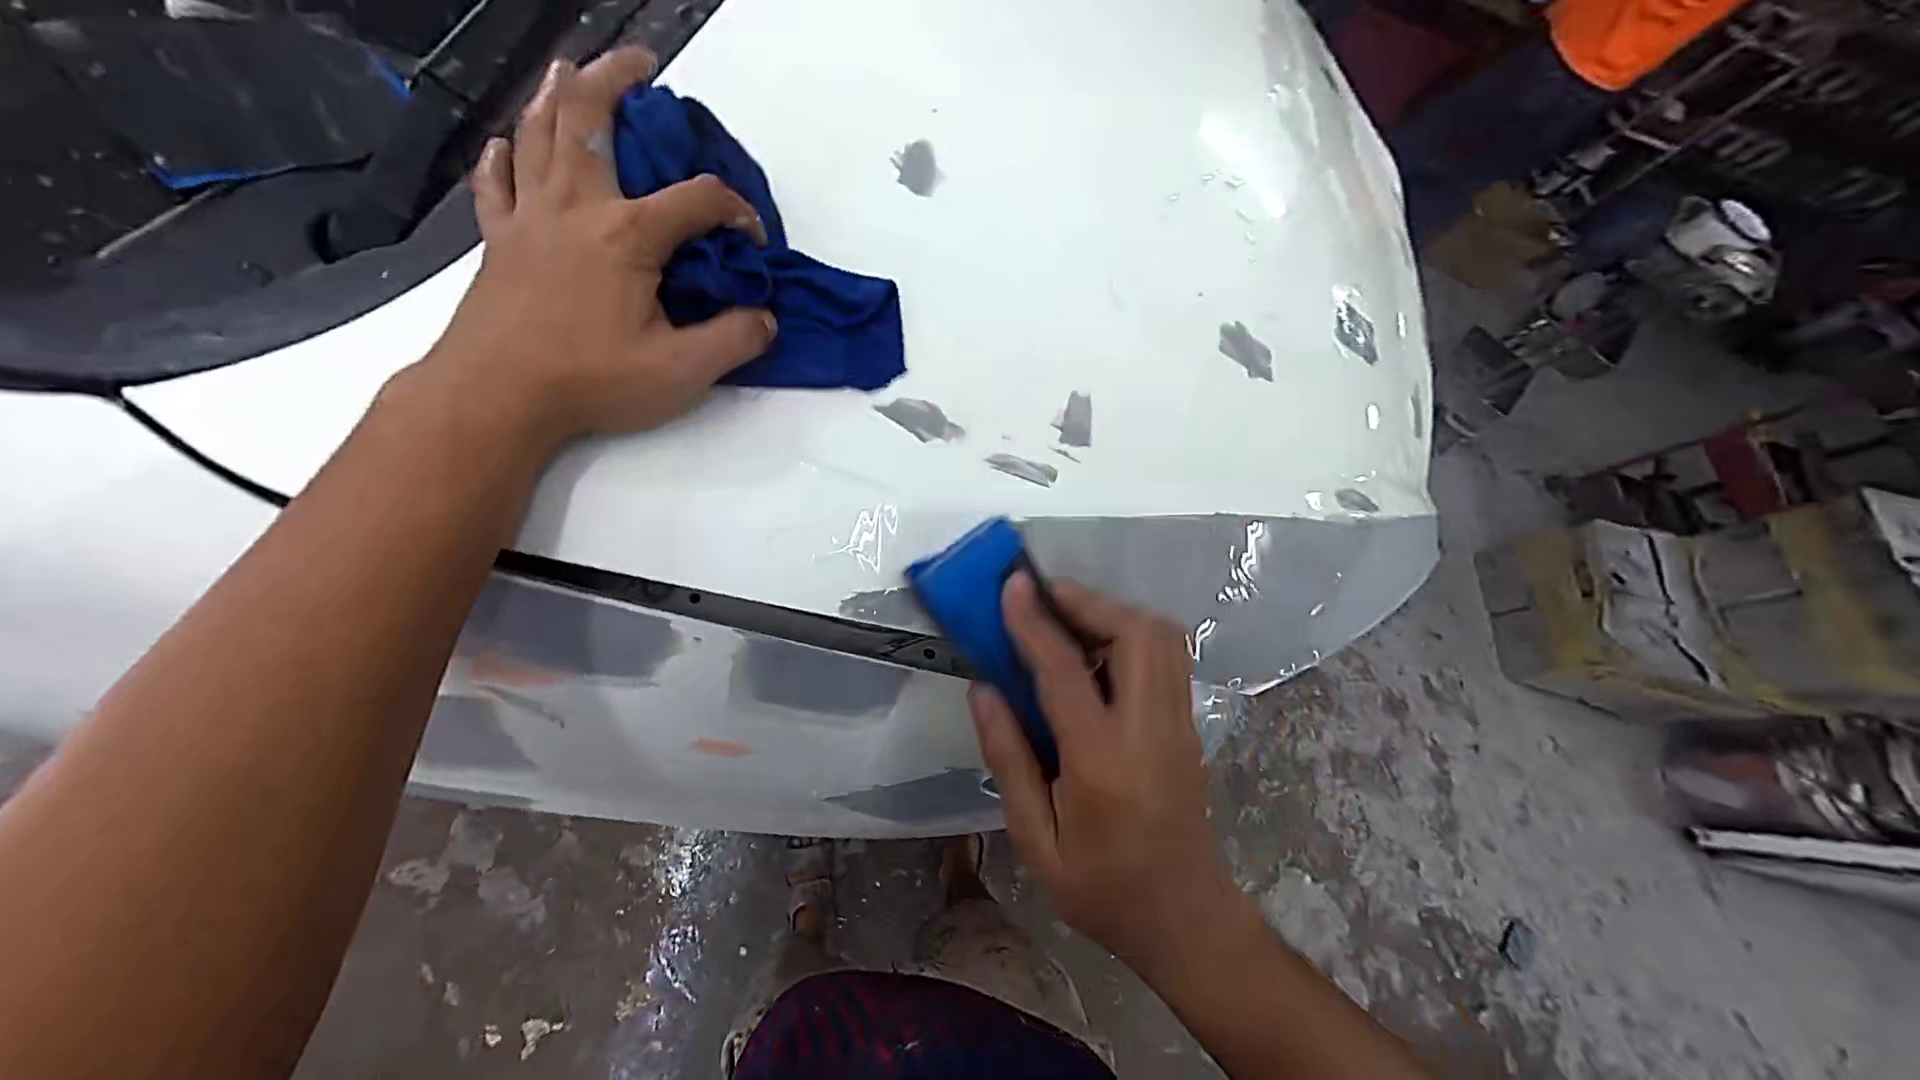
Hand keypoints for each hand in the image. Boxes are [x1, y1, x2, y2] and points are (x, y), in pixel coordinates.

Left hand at [417, 46, 775, 445]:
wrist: (496, 398)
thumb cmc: (590, 382)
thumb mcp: (682, 372)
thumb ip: (733, 341)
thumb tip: (765, 318)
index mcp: (626, 236)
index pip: (698, 200)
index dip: (736, 212)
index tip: (753, 242)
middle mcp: (575, 210)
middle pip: (590, 123)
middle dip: (617, 84)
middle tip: (640, 66)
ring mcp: (529, 221)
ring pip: (538, 136)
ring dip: (557, 97)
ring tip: (571, 72)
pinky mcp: (498, 244)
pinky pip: (496, 183)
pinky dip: (504, 155)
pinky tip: (508, 142)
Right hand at [970, 575, 1235, 972]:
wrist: (1184, 920)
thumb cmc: (1101, 889)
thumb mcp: (1035, 840)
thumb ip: (1009, 759)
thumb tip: (984, 689)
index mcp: (1104, 764)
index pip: (1067, 673)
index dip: (1035, 623)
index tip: (1012, 586)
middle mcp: (1152, 731)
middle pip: (1138, 634)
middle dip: (1089, 602)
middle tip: (1043, 597)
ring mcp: (1180, 724)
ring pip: (1162, 637)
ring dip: (1113, 612)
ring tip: (1065, 617)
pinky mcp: (1189, 725)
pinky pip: (1167, 656)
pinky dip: (1130, 633)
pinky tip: (1094, 650)